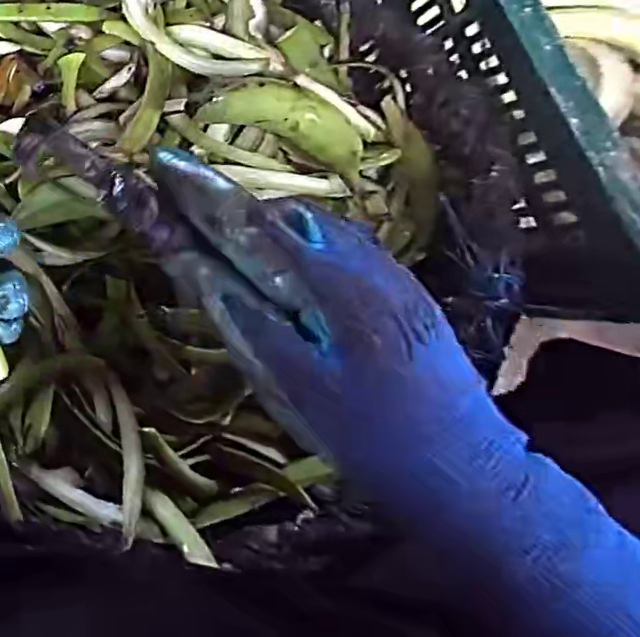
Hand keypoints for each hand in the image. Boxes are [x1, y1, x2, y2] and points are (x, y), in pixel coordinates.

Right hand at [147, 148, 639, 636]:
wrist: (477, 477)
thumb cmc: (371, 439)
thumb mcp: (294, 386)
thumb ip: (244, 317)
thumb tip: (194, 265)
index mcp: (337, 290)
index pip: (255, 224)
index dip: (204, 192)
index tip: (162, 163)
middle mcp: (367, 266)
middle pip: (283, 213)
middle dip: (227, 198)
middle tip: (180, 194)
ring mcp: (390, 274)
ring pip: (310, 224)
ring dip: (259, 216)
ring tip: (219, 229)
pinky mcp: (400, 288)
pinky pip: (332, 241)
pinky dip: (290, 235)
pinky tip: (276, 257)